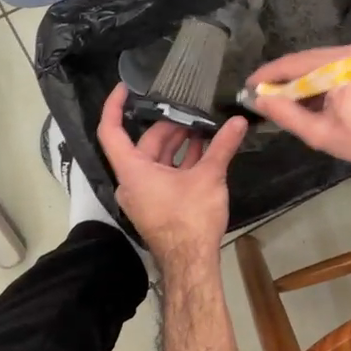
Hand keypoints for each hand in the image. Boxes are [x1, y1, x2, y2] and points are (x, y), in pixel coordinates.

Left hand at [96, 85, 247, 266]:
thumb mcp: (209, 177)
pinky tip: (206, 149)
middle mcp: (132, 181)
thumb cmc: (191, 218)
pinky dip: (182, 161)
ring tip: (203, 126)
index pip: (112, 132)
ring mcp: (145, 195)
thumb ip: (222, 146)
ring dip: (179, 143)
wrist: (191, 263)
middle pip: (144, 143)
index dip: (114, 106)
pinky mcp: (158, 204)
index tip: (126, 87)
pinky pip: (165, 174)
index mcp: (133, 171)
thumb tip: (239, 121)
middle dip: (169, 125)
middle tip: (192, 107)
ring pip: (157, 159)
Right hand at [246, 45, 350, 171]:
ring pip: (318, 65)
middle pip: (305, 61)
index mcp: (340, 62)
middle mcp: (350, 51)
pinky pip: (333, 68)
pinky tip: (307, 100)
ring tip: (280, 102)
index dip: (267, 76)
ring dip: (300, 82)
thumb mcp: (321, 133)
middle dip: (282, 80)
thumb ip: (287, 114)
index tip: (247, 88)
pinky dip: (317, 82)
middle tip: (261, 97)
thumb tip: (259, 100)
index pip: (293, 63)